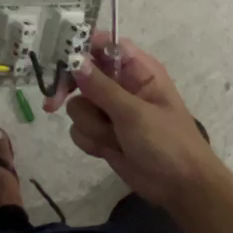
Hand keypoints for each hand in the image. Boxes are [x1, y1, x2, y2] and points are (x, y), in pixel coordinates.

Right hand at [53, 33, 225, 208]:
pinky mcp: (103, 134)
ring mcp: (111, 111)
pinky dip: (90, 141)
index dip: (82, 47)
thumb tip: (75, 61)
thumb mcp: (134, 113)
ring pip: (78, 105)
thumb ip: (102, 87)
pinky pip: (79, 128)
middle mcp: (122, 86)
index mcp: (139, 71)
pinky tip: (108, 150)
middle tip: (53, 103)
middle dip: (70, 91)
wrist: (179, 187)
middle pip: (82, 74)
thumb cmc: (167, 142)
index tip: (60, 59)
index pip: (105, 45)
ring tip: (114, 138)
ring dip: (91, 124)